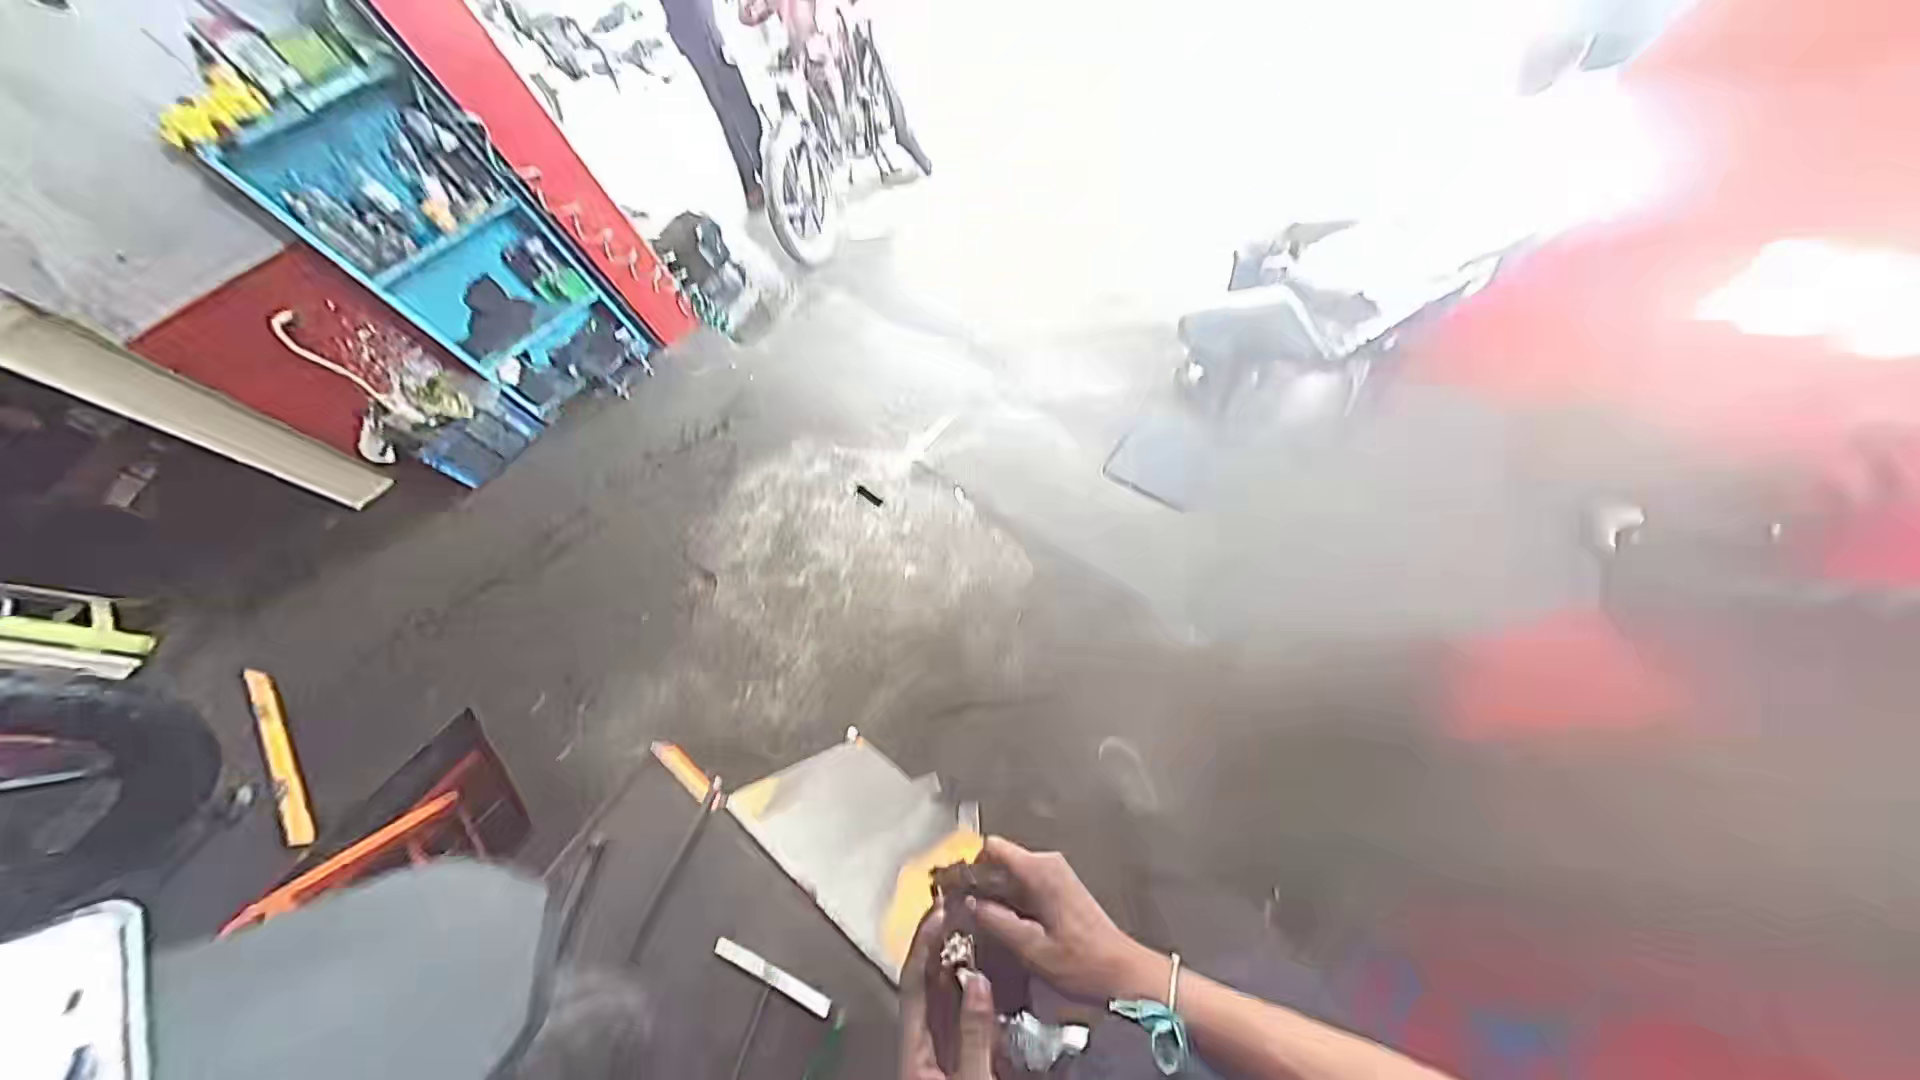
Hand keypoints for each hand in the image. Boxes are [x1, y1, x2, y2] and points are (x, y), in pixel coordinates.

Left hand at [899, 909, 998, 1079]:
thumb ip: (973, 1035)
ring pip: (951, 1004)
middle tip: (961, 911)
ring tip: (978, 933)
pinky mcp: (964, 1070)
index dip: (923, 943)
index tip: (939, 911)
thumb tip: (978, 980)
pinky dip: (977, 1000)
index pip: (912, 984)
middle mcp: (924, 1050)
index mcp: (913, 1054)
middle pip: (930, 988)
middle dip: (944, 948)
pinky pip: (967, 1025)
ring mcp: (944, 1060)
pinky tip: (992, 982)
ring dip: (963, 970)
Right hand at [970, 836, 1165, 1003]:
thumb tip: (969, 903)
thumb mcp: (1032, 948)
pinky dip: (1008, 897)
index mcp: (1039, 870)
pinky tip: (1001, 922)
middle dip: (979, 881)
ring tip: (977, 919)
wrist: (1122, 971)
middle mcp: (1047, 863)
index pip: (993, 848)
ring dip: (993, 891)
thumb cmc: (1081, 962)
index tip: (956, 887)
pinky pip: (1023, 883)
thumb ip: (998, 922)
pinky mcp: (1058, 886)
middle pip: (1000, 859)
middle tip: (960, 908)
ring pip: (1011, 872)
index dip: (970, 865)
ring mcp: (1054, 873)